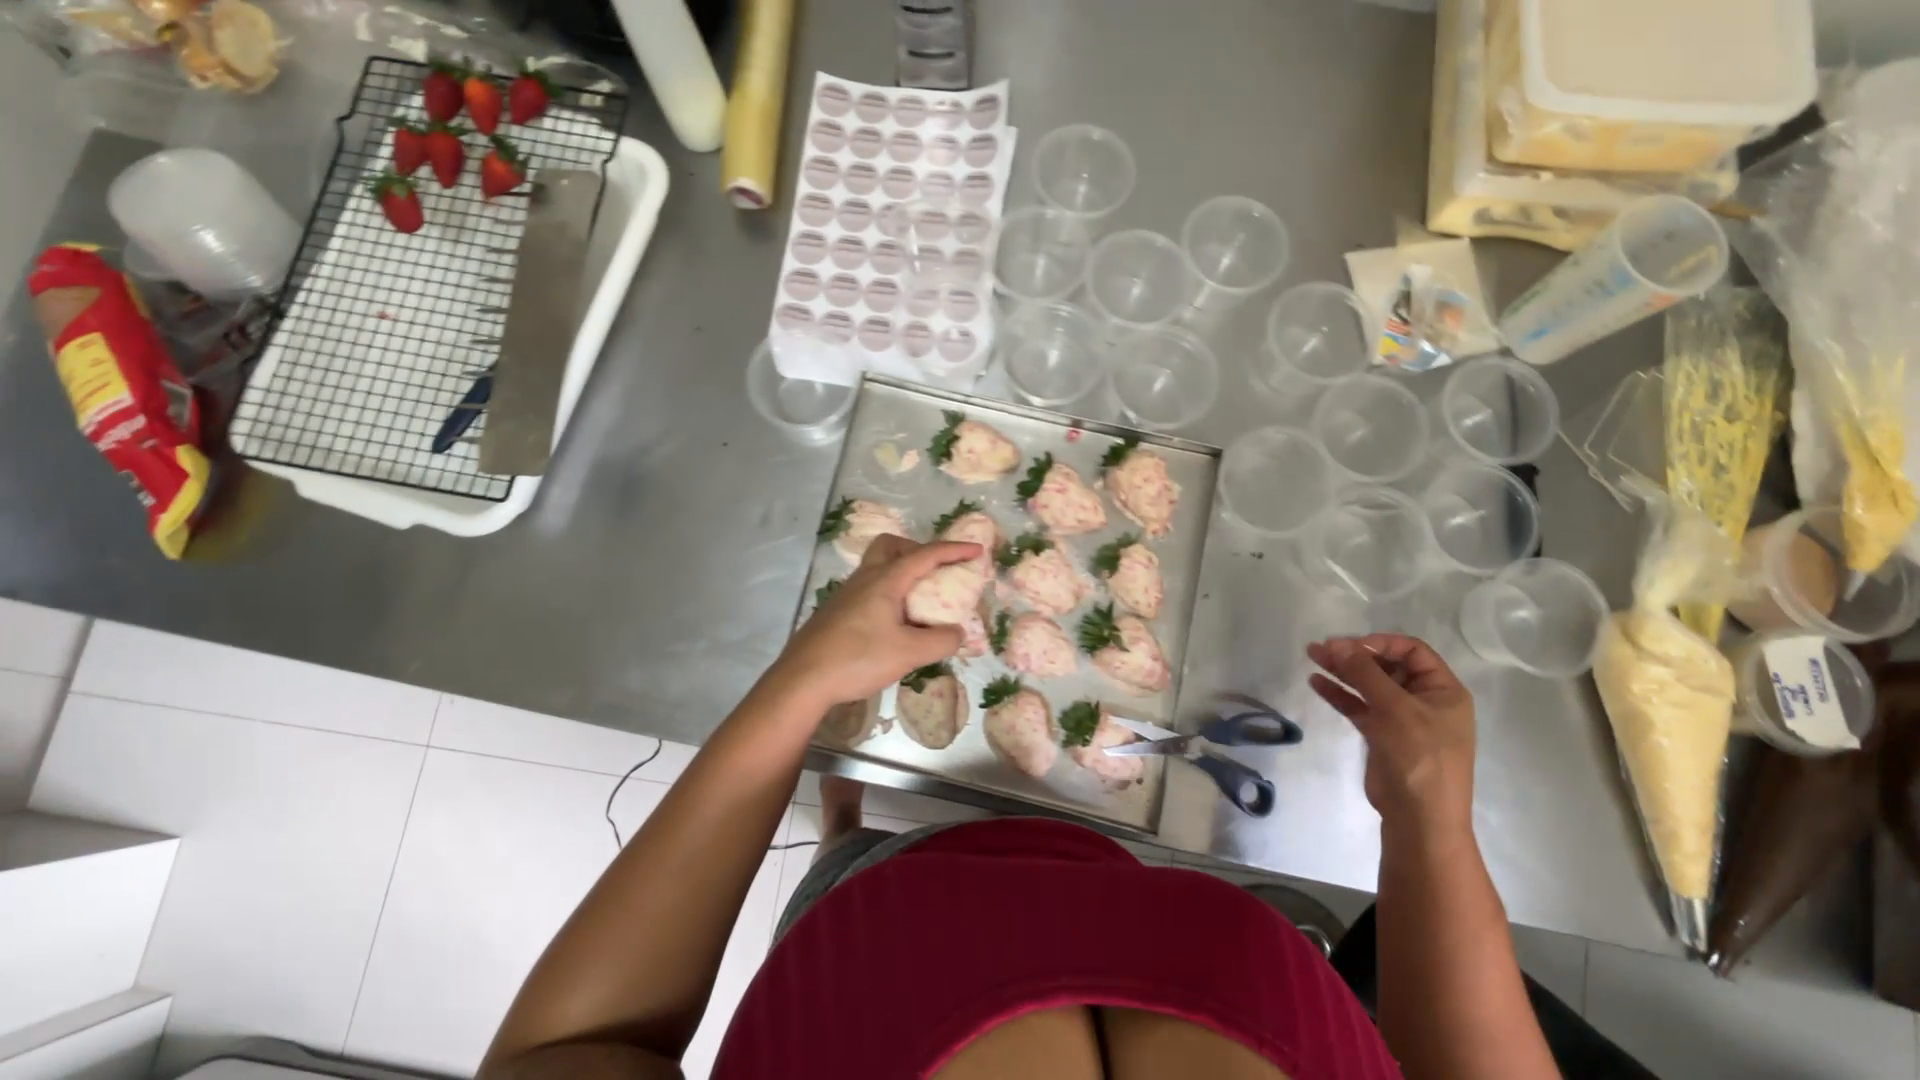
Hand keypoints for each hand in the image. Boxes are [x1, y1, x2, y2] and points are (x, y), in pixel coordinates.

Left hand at [769, 534, 977, 711]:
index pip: (925, 555)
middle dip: (917, 550)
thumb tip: (957, 633)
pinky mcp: (836, 613)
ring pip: (877, 569)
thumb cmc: (857, 659)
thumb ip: (941, 640)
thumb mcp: (909, 653)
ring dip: (901, 574)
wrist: (802, 680)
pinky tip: (894, 625)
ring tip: (919, 602)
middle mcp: (864, 580)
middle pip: (890, 547)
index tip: (976, 551)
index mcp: (885, 581)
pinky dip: (888, 595)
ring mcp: (846, 595)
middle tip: (935, 571)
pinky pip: (868, 591)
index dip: (954, 550)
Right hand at [1307, 634, 1475, 843]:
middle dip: (1355, 655)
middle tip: (1321, 648)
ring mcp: (1402, 719)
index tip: (1349, 645)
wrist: (1419, 816)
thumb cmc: (1420, 757)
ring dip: (1342, 671)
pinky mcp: (1382, 735)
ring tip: (1312, 656)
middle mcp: (1424, 700)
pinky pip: (1359, 706)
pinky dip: (1340, 694)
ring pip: (1369, 686)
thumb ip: (1366, 674)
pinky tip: (1317, 683)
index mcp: (1443, 690)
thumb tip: (1338, 644)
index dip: (1381, 643)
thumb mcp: (1396, 709)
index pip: (1413, 652)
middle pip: (1387, 667)